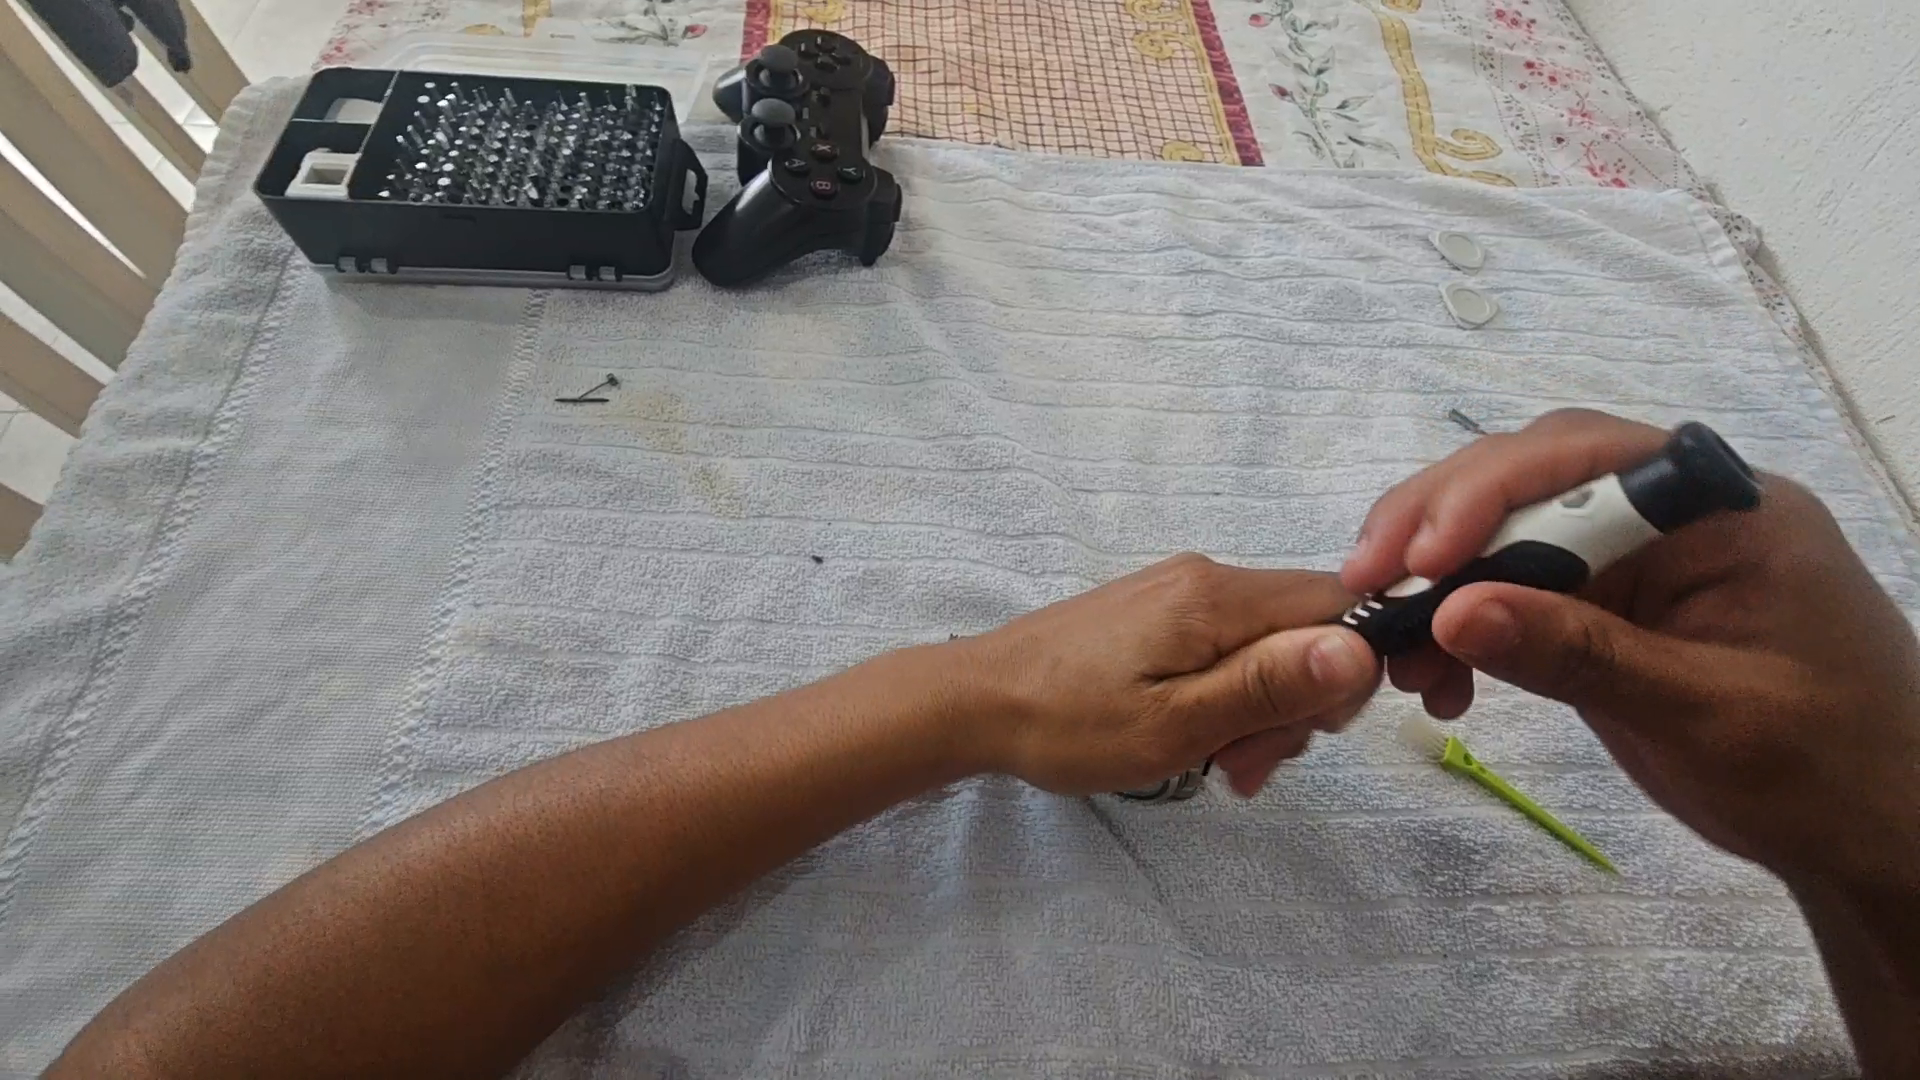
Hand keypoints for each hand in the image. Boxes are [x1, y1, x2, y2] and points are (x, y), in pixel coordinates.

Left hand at [959, 554, 1378, 797]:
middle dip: (1293, 703)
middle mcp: (1201, 578)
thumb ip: (1265, 684)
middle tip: (1243, 766)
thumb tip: (1360, 649)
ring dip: (1254, 709)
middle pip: (1299, 629)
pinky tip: (1192, 740)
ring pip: (1259, 645)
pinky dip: (1220, 695)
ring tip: (1214, 766)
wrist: (977, 700)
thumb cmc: (1069, 723)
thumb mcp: (1174, 724)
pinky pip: (1217, 647)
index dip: (1346, 671)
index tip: (1304, 731)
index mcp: (1214, 596)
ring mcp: (1172, 592)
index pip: (1337, 606)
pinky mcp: (1150, 612)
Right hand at [1341, 408, 1919, 885]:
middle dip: (1429, 529)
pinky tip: (1435, 679)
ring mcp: (1613, 556)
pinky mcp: (1580, 598)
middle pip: (1514, 482)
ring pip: (1488, 537)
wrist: (1866, 837)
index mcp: (1718, 510)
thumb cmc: (1825, 773)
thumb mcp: (1704, 714)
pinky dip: (1447, 629)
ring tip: (1394, 655)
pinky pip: (1489, 590)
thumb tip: (1448, 611)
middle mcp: (1656, 513)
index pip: (1578, 458)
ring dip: (1426, 588)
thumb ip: (1577, 654)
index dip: (1482, 495)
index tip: (1414, 561)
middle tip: (1364, 584)